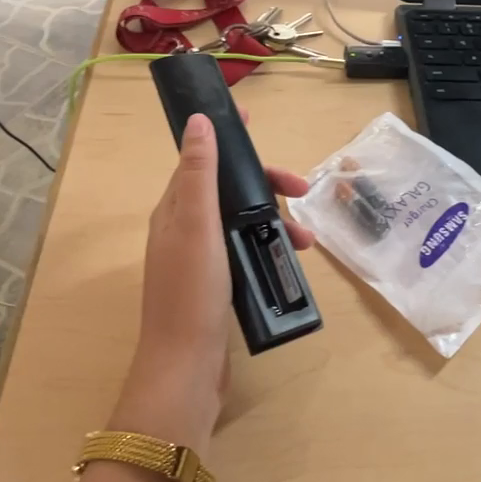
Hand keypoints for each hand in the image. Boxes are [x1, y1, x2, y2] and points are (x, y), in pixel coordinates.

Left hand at [104, 111, 311, 456]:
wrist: (186, 366)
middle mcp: (185, 228)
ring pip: (241, 220)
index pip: (201, 159)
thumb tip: (198, 120)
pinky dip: (268, 244)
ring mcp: (200, 257)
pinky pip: (246, 247)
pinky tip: (292, 256)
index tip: (248, 115)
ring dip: (274, 217)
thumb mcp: (197, 223)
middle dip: (265, 182)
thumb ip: (200, 171)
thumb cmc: (191, 289)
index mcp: (175, 209)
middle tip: (302, 187)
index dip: (225, 137)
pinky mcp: (216, 283)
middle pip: (228, 189)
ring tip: (305, 237)